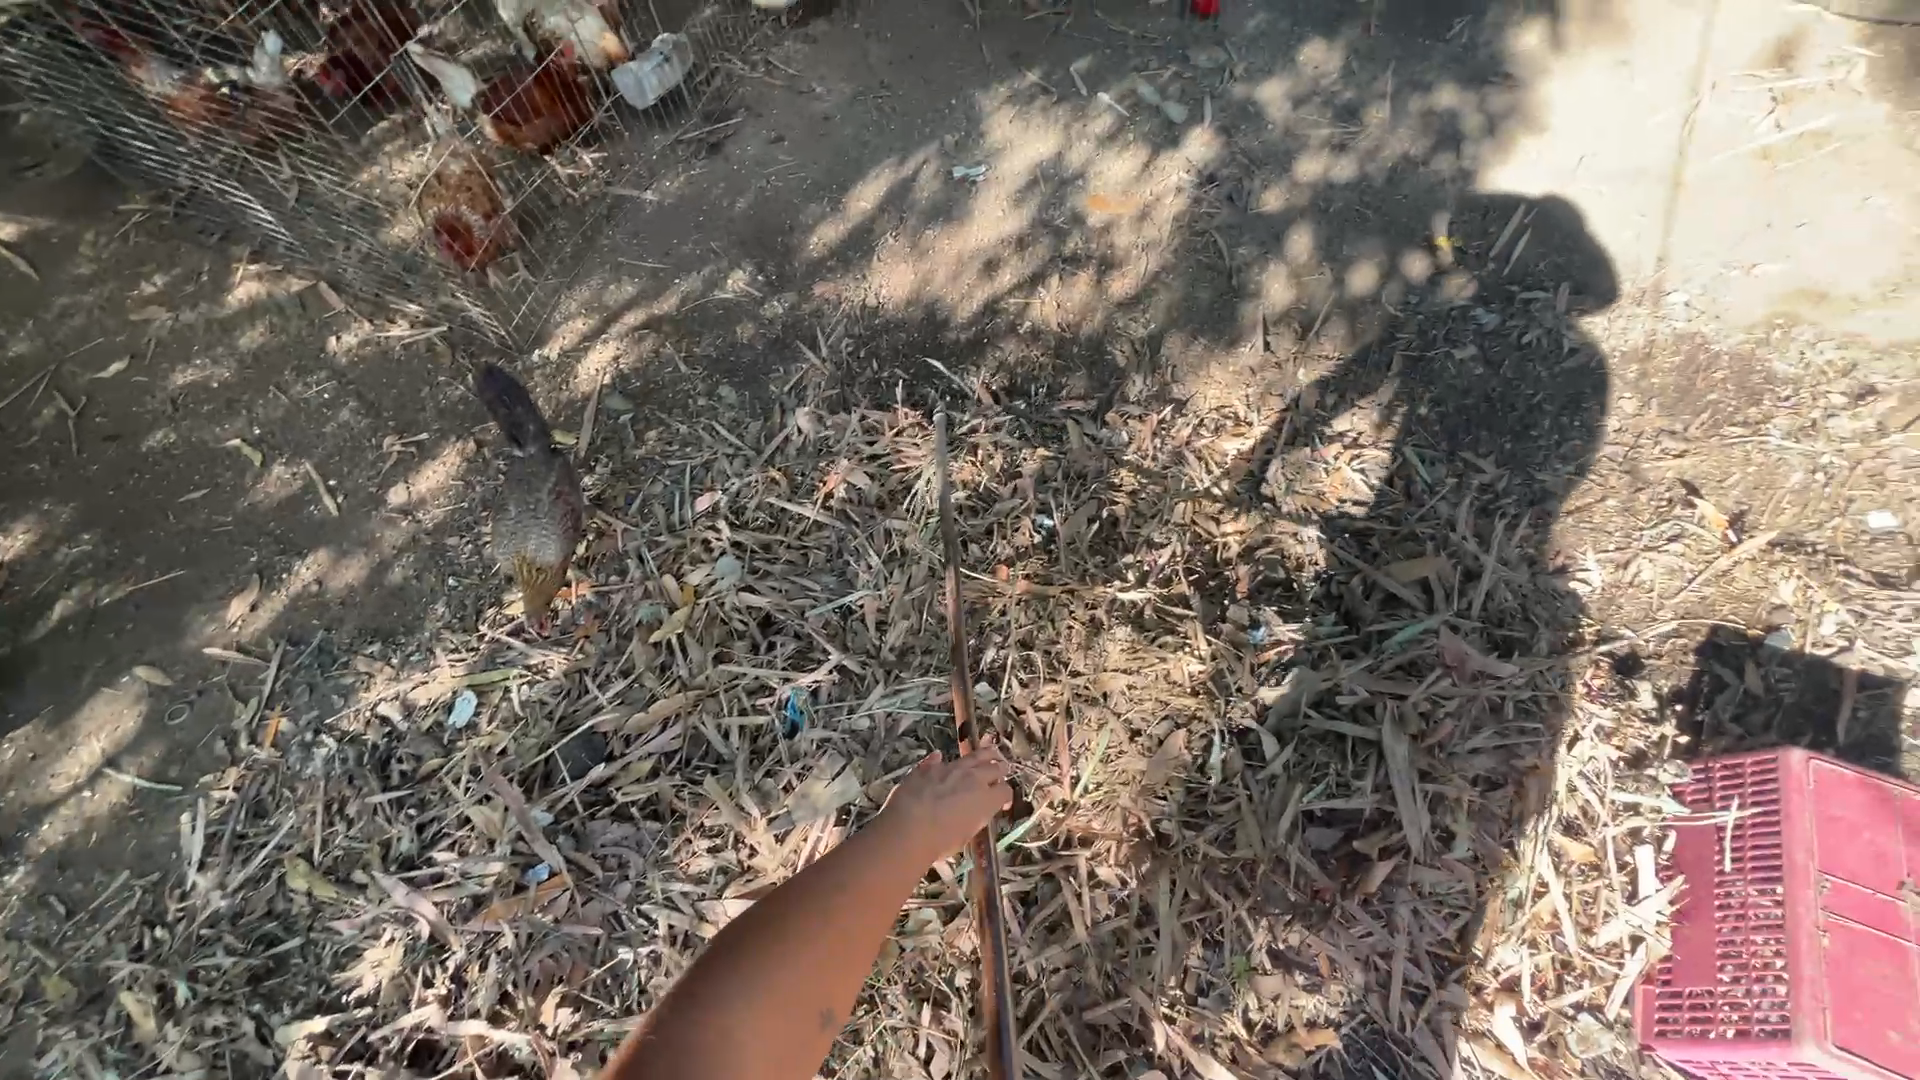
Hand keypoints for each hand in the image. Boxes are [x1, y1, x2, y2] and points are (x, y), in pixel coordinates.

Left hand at [879, 742, 1012, 861]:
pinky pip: (938, 760)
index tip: (1003, 802)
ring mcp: (951, 769)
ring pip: (973, 756)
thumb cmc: (940, 841)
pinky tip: (939, 755)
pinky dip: (941, 760)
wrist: (910, 827)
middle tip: (1003, 768)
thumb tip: (972, 813)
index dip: (1006, 797)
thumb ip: (973, 819)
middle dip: (1000, 769)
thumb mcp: (965, 836)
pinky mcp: (929, 767)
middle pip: (993, 768)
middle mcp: (973, 779)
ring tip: (990, 751)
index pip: (1004, 792)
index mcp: (986, 799)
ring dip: (983, 754)